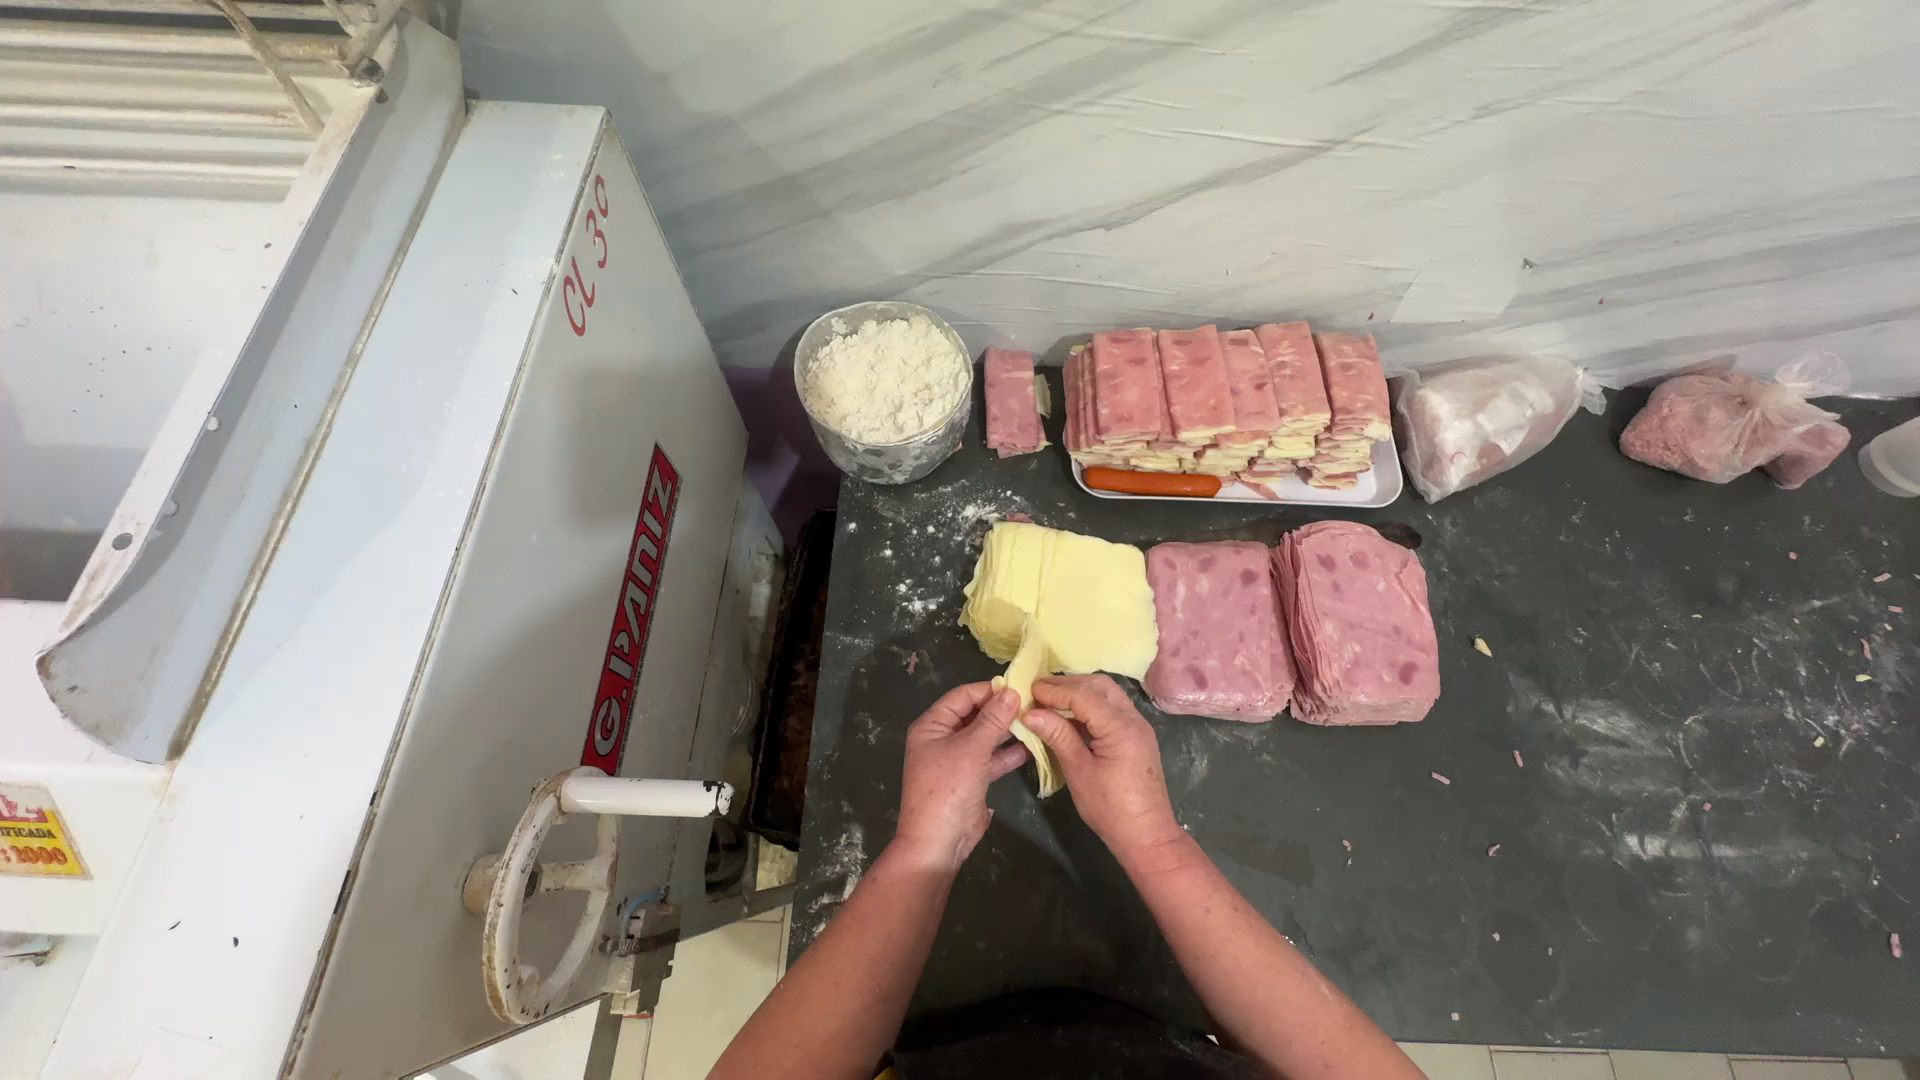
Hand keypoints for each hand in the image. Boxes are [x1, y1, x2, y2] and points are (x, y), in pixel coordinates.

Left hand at [891, 682, 1028, 873]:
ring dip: (1008, 732)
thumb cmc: (948, 788)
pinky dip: (1008, 754)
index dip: (989, 690)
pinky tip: (1032, 748)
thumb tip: (1012, 692)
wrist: (938, 843)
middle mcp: (943, 738)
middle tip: (1034, 703)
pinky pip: (991, 759)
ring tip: (1038, 721)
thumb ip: (993, 720)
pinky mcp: (971, 779)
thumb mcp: (971, 749)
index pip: (962, 696)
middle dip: (1001, 711)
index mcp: (932, 725)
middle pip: (975, 715)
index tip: (1019, 687)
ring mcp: (957, 760)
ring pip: (985, 737)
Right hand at [1022, 675, 1182, 860]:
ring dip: (1080, 691)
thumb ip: (1057, 736)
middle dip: (1068, 684)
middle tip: (1039, 690)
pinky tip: (1070, 716)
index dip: (1054, 691)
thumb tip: (1029, 713)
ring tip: (1051, 699)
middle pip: (1099, 685)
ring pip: (1108, 694)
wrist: (1147, 836)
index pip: (1083, 695)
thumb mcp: (1079, 771)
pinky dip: (1090, 705)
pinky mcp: (1137, 736)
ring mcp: (1138, 726)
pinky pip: (1112, 708)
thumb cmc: (1110, 809)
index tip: (1029, 690)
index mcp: (1121, 727)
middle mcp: (1134, 719)